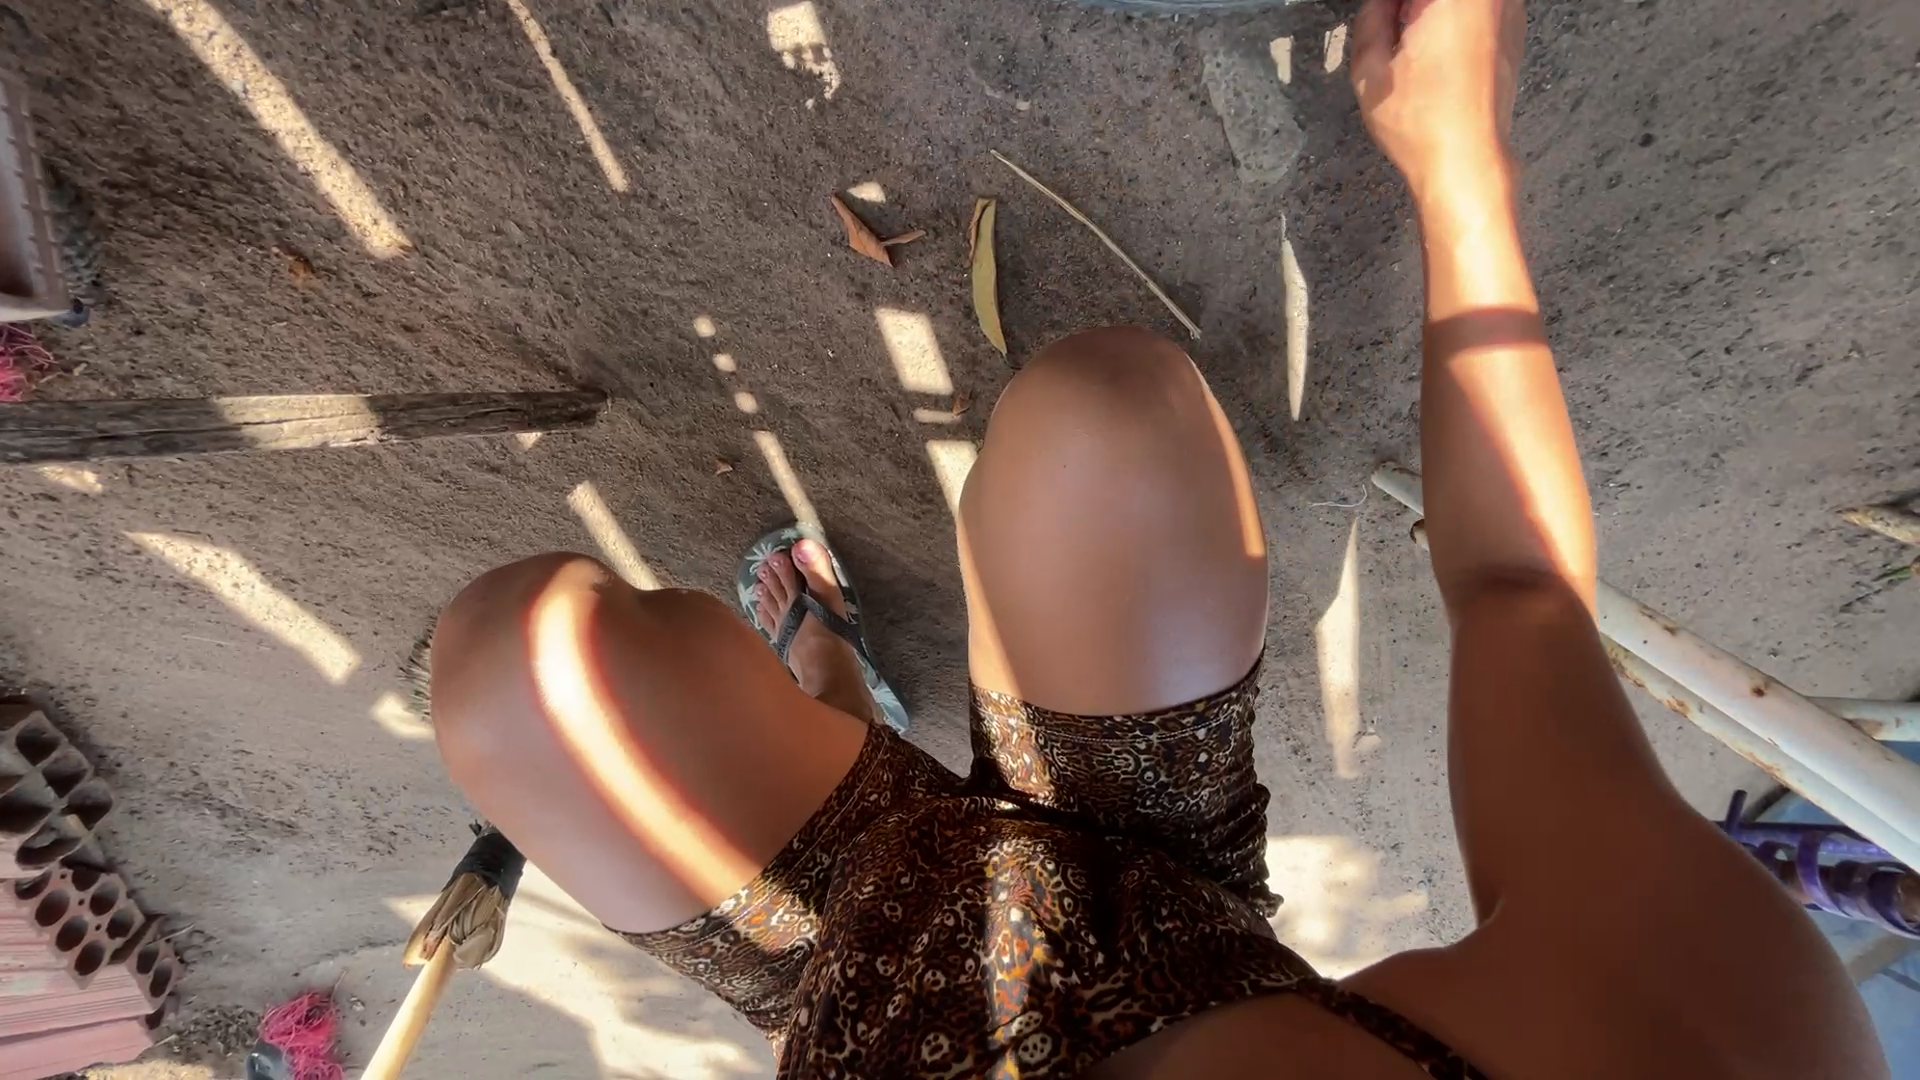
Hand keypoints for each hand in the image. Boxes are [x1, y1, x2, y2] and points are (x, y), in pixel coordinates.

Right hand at [1349, 0, 1525, 206]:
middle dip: (1407, 9)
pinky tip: (1436, 58)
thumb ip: (1369, 23)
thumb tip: (1377, 5)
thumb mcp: (1370, 74)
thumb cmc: (1419, 120)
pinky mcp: (1514, 26)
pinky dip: (1454, 23)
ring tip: (1412, 49)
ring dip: (1429, 17)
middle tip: (1390, 36)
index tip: (1378, 17)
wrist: (1464, 153)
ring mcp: (1507, 5)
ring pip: (1456, 5)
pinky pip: (1477, 11)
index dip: (1387, 7)